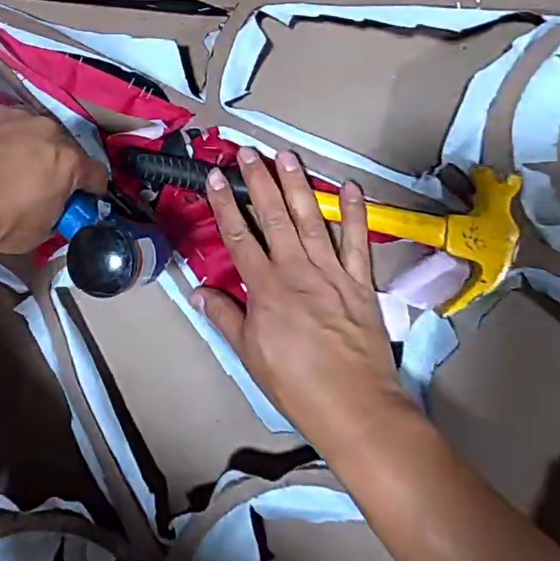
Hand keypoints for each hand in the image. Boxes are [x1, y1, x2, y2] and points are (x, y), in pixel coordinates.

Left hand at [0, 106, 108, 253]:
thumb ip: (56, 218)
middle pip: (69, 150)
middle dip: (63, 170)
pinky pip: (12, 129)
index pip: (98, 177)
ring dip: (36, 152)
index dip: (91, 196)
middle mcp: (49, 130)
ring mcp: (18, 116)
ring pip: (39, 136)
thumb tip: (56, 211)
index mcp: (68, 161)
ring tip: (13, 174)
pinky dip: (9, 142)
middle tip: (43, 193)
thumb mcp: (35, 234)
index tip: (78, 208)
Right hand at [192, 148, 420, 457]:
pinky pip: (357, 242)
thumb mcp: (249, 354)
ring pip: (311, 220)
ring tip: (286, 157)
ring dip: (297, 185)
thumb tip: (199, 292)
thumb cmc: (297, 384)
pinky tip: (350, 187)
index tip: (217, 178)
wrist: (356, 408)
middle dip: (259, 181)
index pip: (239, 236)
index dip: (226, 204)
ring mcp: (331, 273)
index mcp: (266, 289)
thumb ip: (226, 316)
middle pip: (273, 217)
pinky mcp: (360, 283)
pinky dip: (355, 213)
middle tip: (249, 153)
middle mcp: (297, 271)